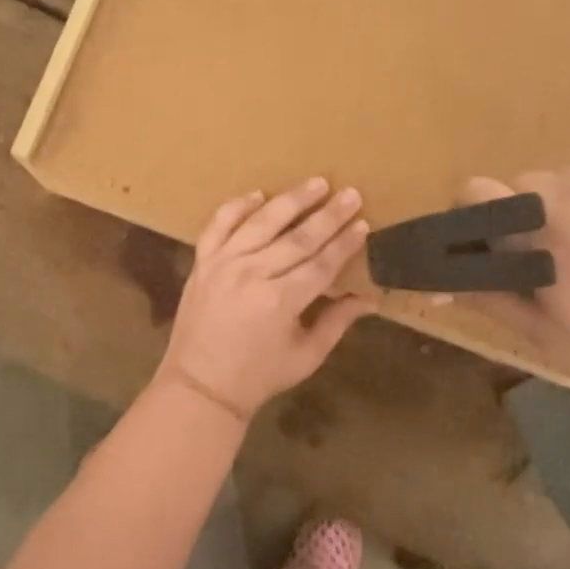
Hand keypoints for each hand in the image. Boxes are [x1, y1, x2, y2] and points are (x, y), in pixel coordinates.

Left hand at [158, 178, 374, 418]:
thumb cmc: (258, 376)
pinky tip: (258, 194)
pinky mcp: (202, 262)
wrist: (200, 385)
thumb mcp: (305, 356)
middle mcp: (252, 274)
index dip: (345, 243)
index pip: (321, 263)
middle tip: (350, 194)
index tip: (363, 224)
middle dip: (328, 215)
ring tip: (316, 183)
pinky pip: (219, 224)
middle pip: (297, 237)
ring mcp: (223, 264)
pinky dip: (237, 207)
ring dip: (291, 200)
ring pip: (261, 222)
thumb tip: (369, 298)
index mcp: (280, 301)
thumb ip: (336, 322)